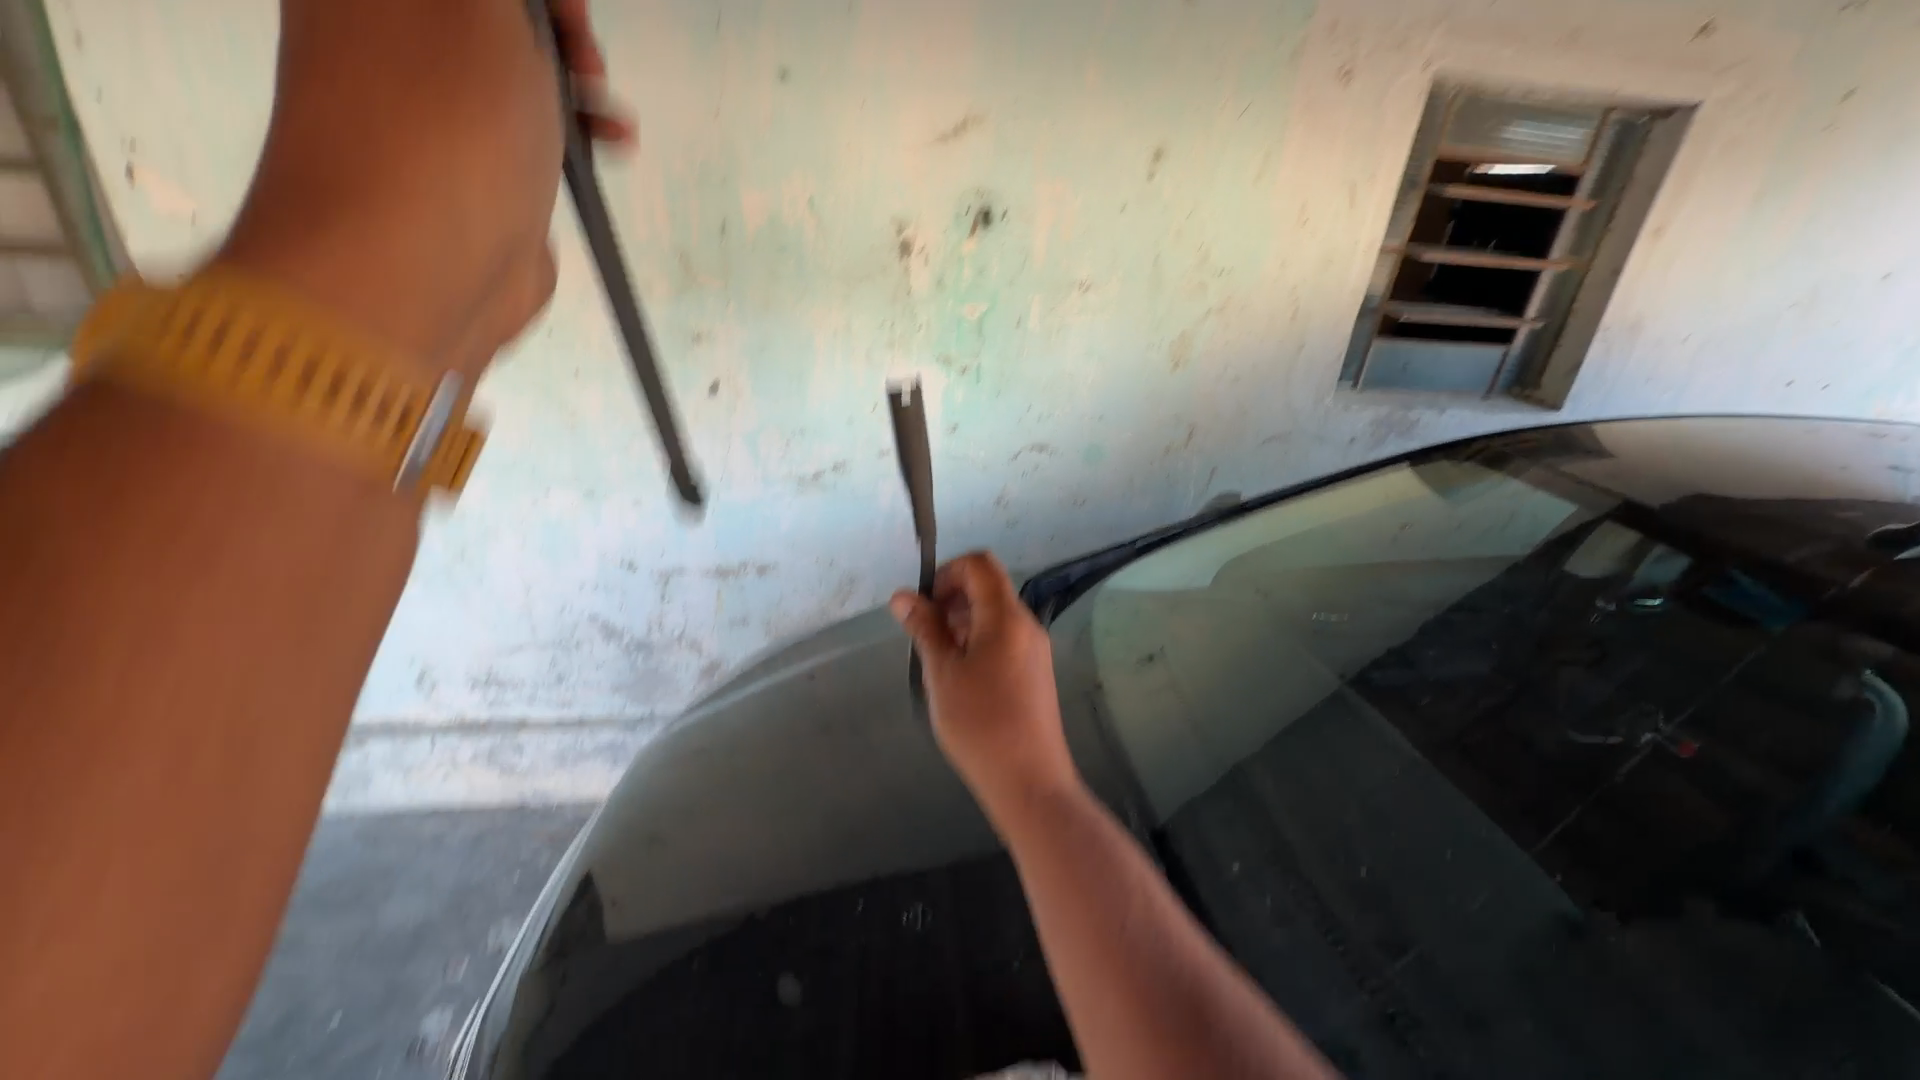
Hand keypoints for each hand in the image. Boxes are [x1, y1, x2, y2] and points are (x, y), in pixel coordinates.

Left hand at [214, 0, 635, 380]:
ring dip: (575, 77)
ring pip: (514, 62)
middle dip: (555, 26)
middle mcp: (385, 30)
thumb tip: (526, 11)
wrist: (418, 265)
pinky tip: (610, 141)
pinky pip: (525, 121)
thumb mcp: (482, 9)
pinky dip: (572, 127)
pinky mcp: (466, 161)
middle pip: (494, 13)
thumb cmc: (443, 121)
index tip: (565, 13)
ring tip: (605, 104)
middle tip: (584, 55)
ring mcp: (426, 102)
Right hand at [891, 553, 1083, 820]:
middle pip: (988, 589)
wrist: (1029, 780)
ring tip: (939, 664)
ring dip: (962, 625)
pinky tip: (961, 681)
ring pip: (995, 617)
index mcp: (1006, 617)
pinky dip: (979, 644)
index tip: (923, 606)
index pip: (979, 564)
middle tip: (925, 638)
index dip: (947, 573)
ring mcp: (1036, 650)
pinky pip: (1005, 641)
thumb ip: (924, 628)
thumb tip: (903, 596)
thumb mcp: (942, 673)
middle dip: (951, 601)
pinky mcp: (1037, 673)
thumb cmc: (979, 723)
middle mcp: (1027, 625)